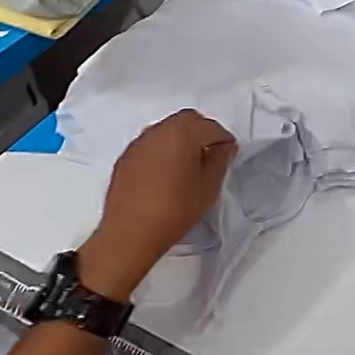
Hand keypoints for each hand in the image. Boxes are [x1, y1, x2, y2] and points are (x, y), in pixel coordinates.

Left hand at [77, 109, 237, 300]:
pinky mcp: (125, 158)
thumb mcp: (207, 188)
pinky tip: (165, 174)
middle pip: (186, 120)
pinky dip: (162, 150)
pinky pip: (150, 145)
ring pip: (166, 130)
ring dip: (180, 139)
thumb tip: (224, 147)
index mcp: (182, 133)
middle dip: (202, 132)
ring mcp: (138, 143)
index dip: (223, 138)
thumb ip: (220, 161)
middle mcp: (158, 131)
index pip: (210, 126)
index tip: (229, 153)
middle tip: (211, 154)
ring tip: (188, 165)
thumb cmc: (174, 211)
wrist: (130, 233)